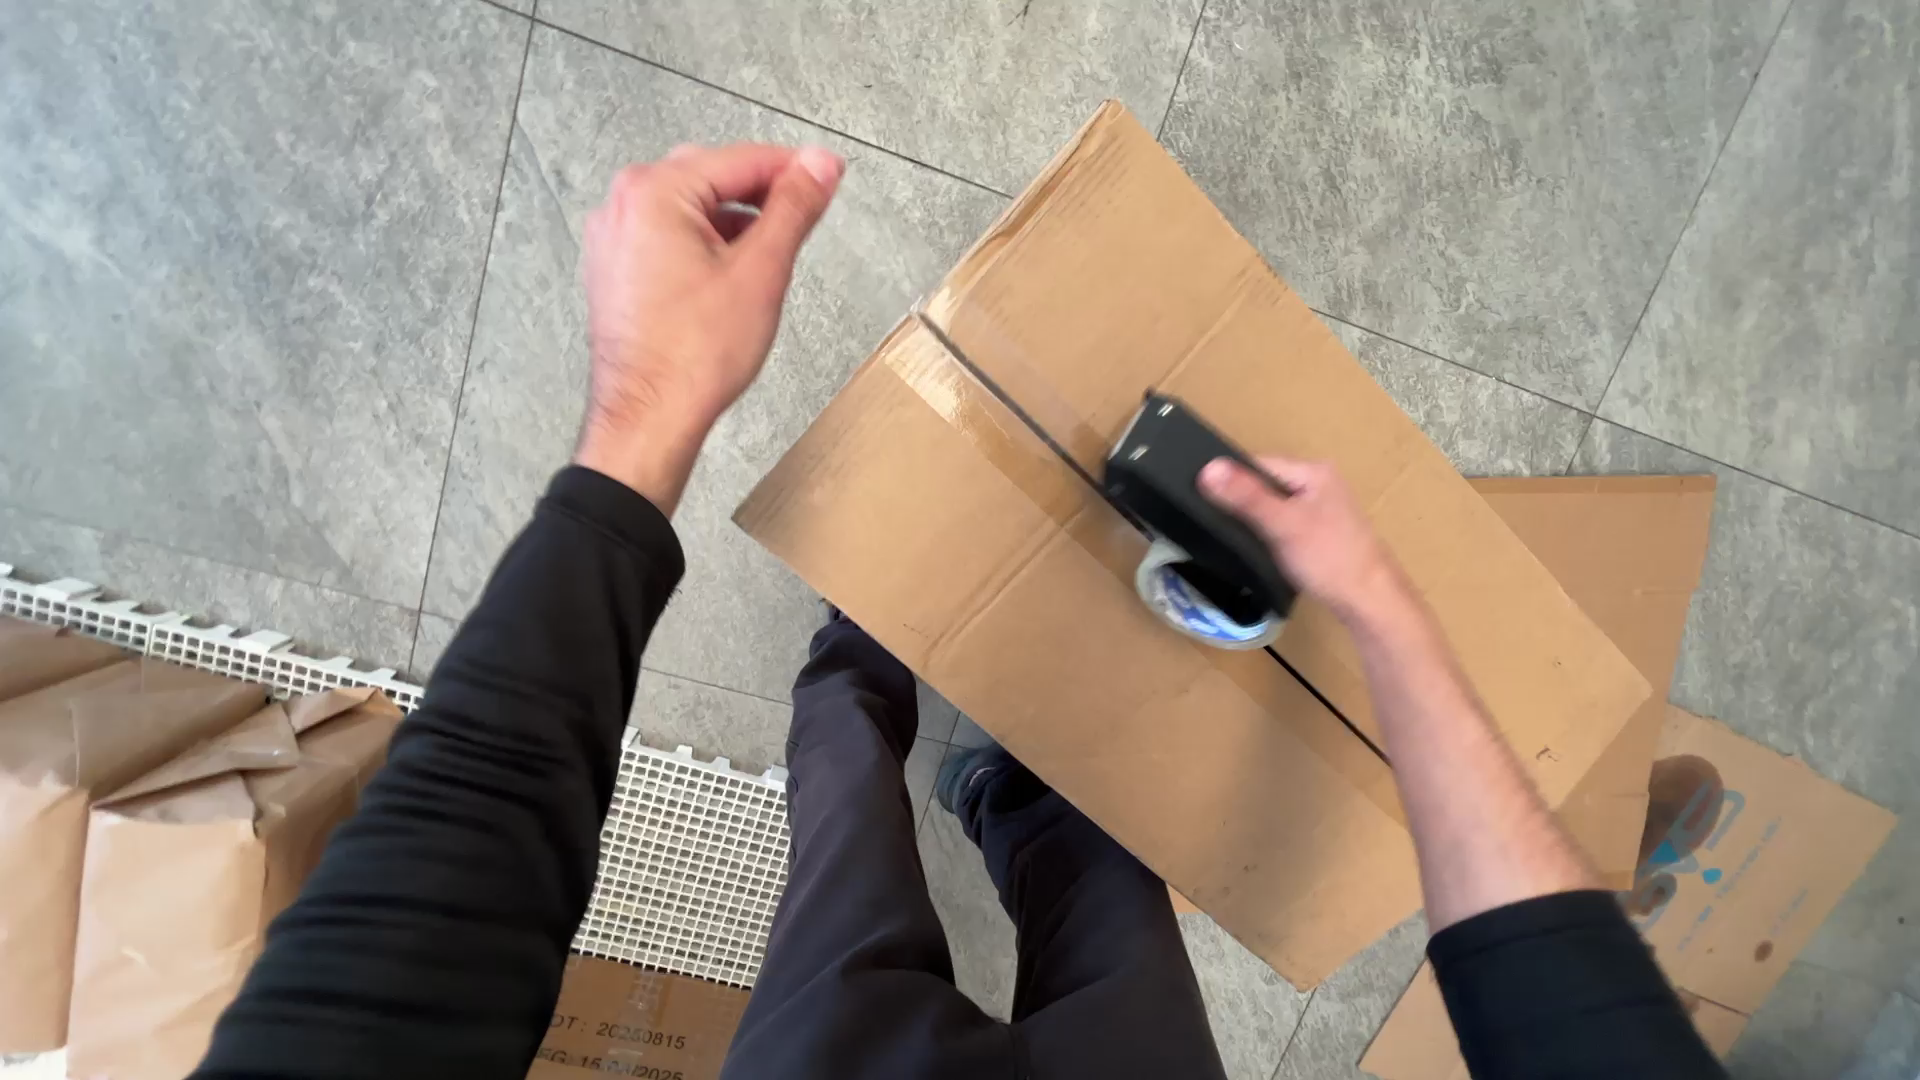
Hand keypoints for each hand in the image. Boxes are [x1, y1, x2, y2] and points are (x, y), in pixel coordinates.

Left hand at [573, 142, 844, 512]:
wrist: (651, 416)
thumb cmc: (695, 355)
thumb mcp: (761, 272)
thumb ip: (793, 209)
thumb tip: (820, 165)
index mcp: (655, 192)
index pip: (740, 161)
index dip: (793, 169)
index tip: (828, 175)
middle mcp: (624, 206)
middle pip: (710, 179)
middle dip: (761, 195)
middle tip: (805, 212)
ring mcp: (614, 241)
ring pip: (688, 211)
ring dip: (733, 222)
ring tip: (770, 254)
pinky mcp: (617, 273)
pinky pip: (668, 240)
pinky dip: (705, 246)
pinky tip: (730, 275)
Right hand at [1198, 455, 1404, 621]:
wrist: (1368, 600)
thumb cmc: (1328, 558)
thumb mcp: (1281, 524)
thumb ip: (1245, 496)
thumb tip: (1207, 468)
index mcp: (1313, 470)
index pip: (1257, 464)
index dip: (1230, 481)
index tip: (1204, 502)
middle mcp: (1319, 482)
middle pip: (1263, 483)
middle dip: (1240, 500)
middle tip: (1216, 522)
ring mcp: (1320, 507)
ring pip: (1271, 504)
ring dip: (1252, 518)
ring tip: (1233, 535)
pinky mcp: (1318, 530)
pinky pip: (1281, 520)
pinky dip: (1266, 531)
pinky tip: (1257, 546)